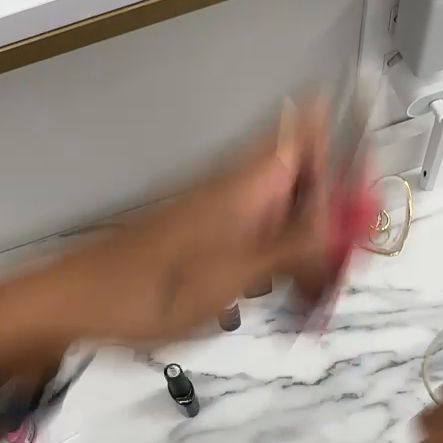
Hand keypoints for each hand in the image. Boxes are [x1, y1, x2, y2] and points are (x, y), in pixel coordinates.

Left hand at [0, 99, 337, 374]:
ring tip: (311, 307)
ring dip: (306, 258)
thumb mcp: (231, 276)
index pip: (310, 134)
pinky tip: (276, 306)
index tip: (368, 204)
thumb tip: (350, 217)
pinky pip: (256, 247)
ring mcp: (219, 218)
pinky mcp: (205, 245)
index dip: (347, 155)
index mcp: (246, 184)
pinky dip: (275, 273)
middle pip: (305, 188)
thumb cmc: (148, 292)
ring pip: (283, 223)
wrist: (75, 308)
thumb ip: (294, 246)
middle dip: (332, 228)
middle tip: (341, 280)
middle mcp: (236, 191)